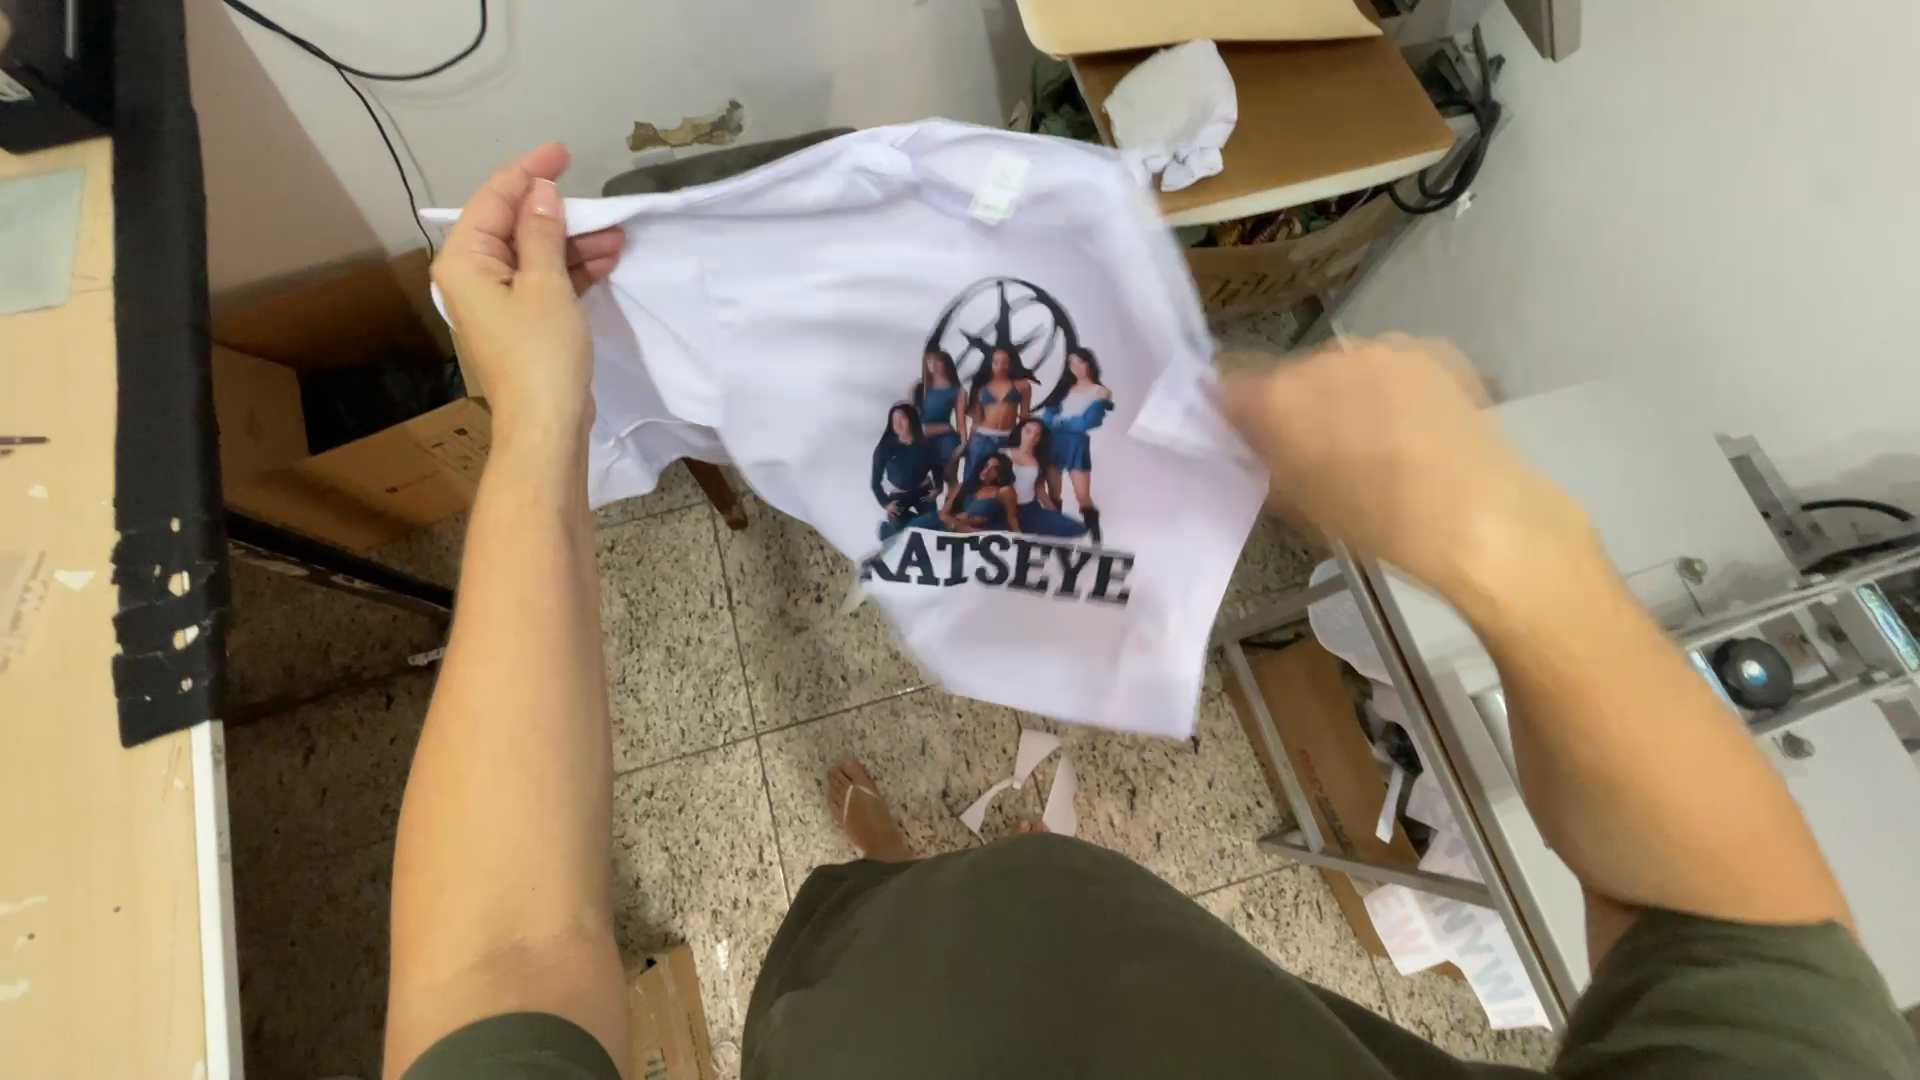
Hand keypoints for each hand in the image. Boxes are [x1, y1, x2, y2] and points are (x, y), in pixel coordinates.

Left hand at [432, 143, 624, 445]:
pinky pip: (547, 284)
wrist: (547, 424)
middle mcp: (475, 276)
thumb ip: (543, 234)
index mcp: (465, 261)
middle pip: (517, 228)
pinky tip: (606, 262)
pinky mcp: (527, 324)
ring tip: (617, 237)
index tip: (564, 153)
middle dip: (561, 216)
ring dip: (575, 245)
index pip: (494, 199)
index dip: (529, 172)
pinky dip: (574, 272)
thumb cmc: (542, 354)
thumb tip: (543, 192)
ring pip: (538, 257)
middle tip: (602, 207)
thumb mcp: (547, 286)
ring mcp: (501, 303)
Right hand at [1221, 336, 1595, 604]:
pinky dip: (1385, 388)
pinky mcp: (1430, 350)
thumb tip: (1250, 433)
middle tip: (1310, 445)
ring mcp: (1380, 349)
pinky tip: (1406, 425)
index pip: (1229, 385)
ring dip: (1339, 393)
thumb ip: (1260, 455)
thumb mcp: (1292, 500)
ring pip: (1339, 367)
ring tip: (1367, 436)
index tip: (1242, 434)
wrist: (1474, 516)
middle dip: (1292, 402)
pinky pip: (1387, 366)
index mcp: (1279, 397)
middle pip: (1287, 375)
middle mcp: (1322, 358)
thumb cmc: (1370, 521)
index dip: (1232, 410)